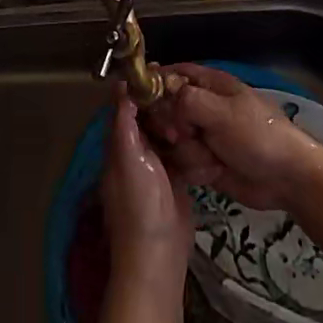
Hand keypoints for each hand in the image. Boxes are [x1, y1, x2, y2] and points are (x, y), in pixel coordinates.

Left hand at [101, 93, 192, 288]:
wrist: (159, 254)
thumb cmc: (140, 205)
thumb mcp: (128, 160)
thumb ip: (124, 125)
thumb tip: (120, 88)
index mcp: (119, 147)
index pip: (125, 109)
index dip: (137, 89)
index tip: (157, 68)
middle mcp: (135, 154)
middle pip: (147, 119)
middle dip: (162, 102)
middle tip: (183, 85)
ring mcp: (156, 167)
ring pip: (166, 133)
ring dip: (177, 120)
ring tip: (194, 102)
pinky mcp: (175, 179)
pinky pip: (182, 151)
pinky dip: (190, 141)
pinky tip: (203, 129)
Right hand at [143, 64, 322, 210]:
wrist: (285, 178)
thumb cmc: (258, 135)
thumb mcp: (224, 113)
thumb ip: (189, 101)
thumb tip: (162, 93)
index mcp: (209, 84)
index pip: (171, 75)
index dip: (156, 88)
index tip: (151, 106)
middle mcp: (201, 107)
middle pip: (165, 111)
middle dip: (171, 127)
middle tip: (183, 136)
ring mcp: (202, 135)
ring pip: (171, 141)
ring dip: (187, 153)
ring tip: (210, 159)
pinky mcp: (203, 162)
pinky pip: (182, 164)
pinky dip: (194, 170)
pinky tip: (212, 173)